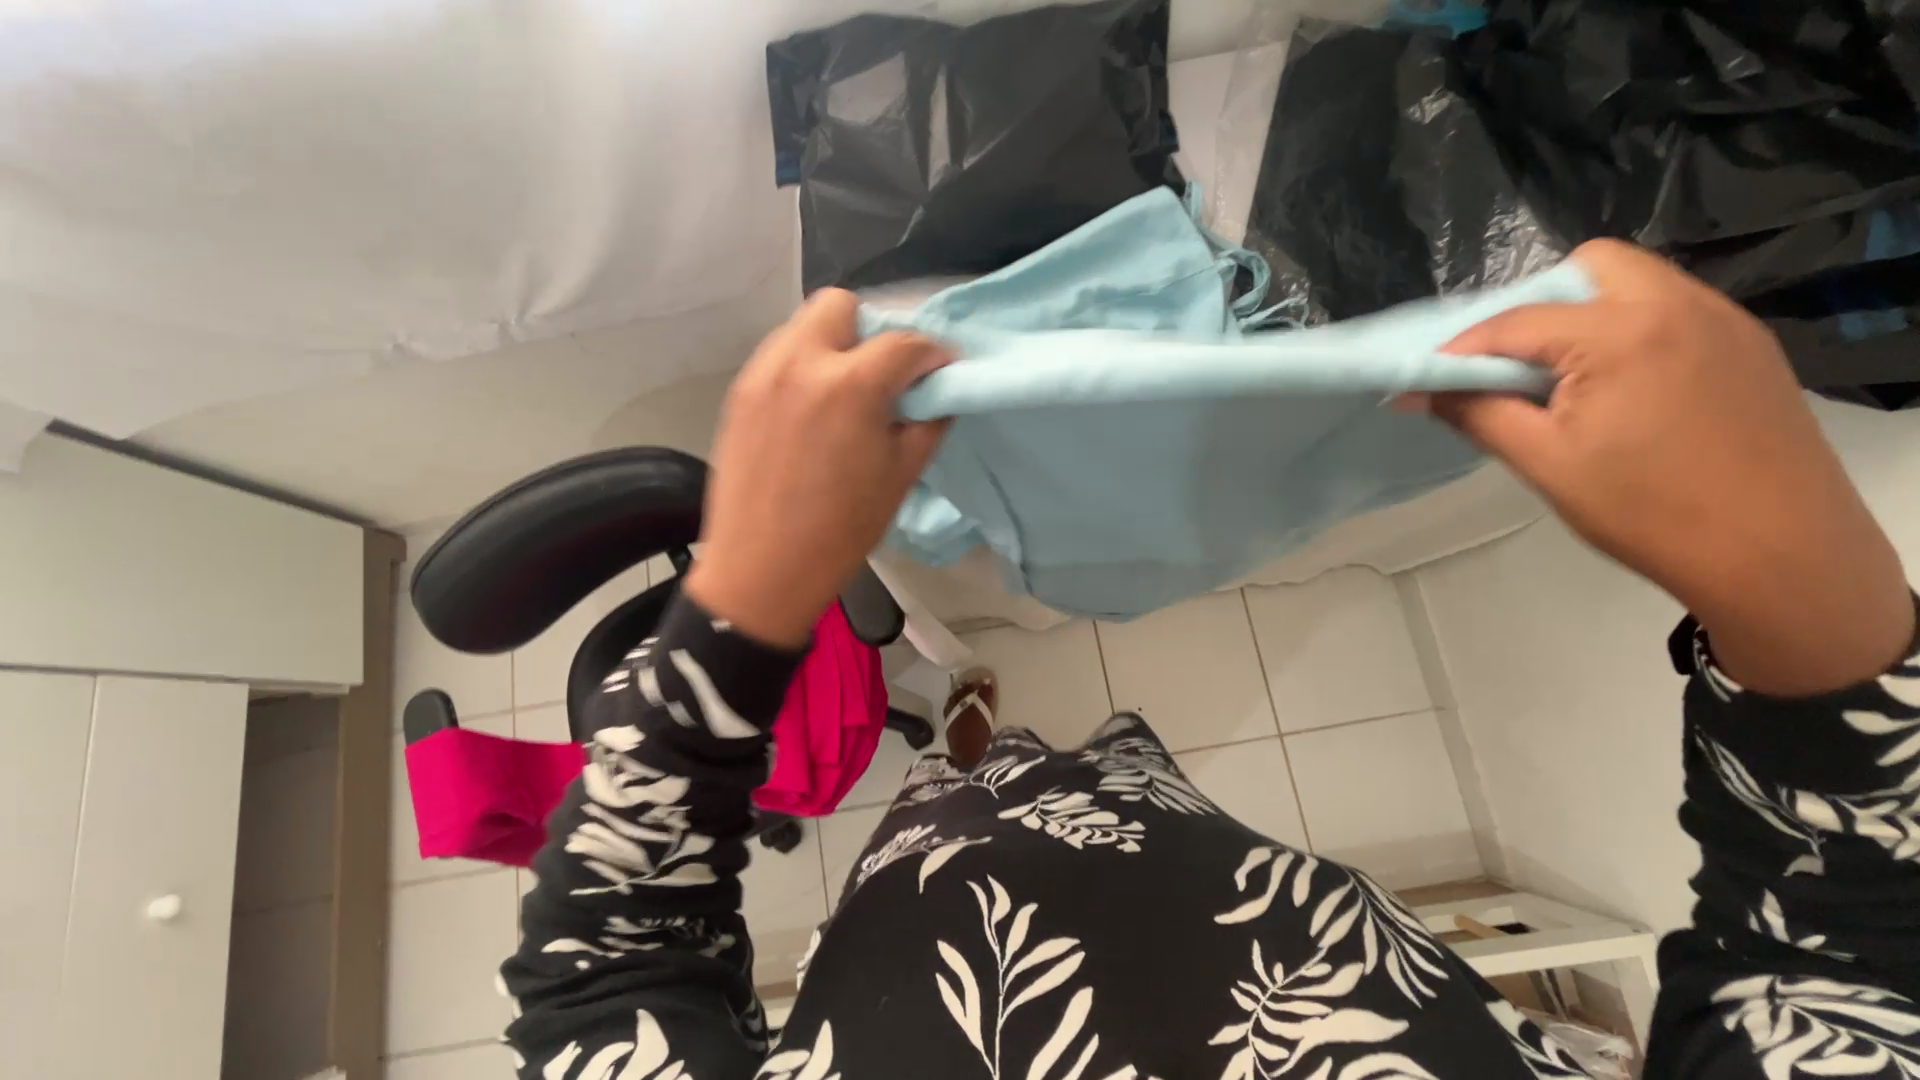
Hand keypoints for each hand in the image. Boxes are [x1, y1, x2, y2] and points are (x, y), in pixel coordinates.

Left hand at [684, 290, 951, 648]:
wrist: (761, 570)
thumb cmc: (841, 531)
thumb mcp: (900, 476)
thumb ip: (928, 422)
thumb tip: (939, 393)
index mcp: (849, 385)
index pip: (904, 342)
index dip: (934, 354)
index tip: (942, 372)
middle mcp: (800, 362)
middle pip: (841, 305)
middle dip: (871, 330)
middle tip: (882, 376)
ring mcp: (762, 374)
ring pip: (804, 326)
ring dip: (834, 345)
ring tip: (845, 395)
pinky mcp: (739, 393)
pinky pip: (779, 357)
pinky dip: (804, 368)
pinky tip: (812, 412)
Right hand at [1422, 239, 1911, 694]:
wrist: (1777, 553)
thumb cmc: (1646, 510)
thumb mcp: (1544, 462)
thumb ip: (1475, 413)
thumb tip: (1415, 392)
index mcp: (1623, 333)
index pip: (1518, 319)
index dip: (1463, 347)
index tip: (1429, 377)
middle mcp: (1680, 305)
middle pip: (1589, 266)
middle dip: (1535, 305)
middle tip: (1509, 365)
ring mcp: (1724, 321)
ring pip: (1636, 282)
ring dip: (1584, 314)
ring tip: (1561, 377)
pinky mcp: (1748, 345)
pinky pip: (1672, 310)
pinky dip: (1628, 329)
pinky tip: (1617, 387)